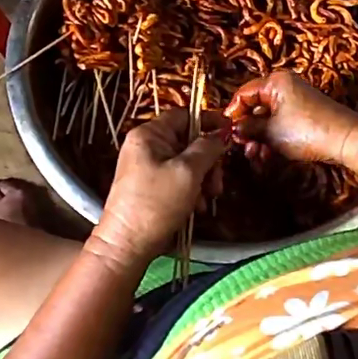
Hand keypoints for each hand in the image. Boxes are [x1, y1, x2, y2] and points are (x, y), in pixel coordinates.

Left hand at [89, 108, 229, 263]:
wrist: (127, 244)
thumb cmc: (155, 204)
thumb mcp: (188, 173)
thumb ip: (207, 148)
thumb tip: (222, 132)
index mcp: (148, 135)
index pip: (183, 115)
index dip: (209, 120)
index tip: (230, 130)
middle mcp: (145, 146)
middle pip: (188, 141)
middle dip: (208, 160)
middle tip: (217, 181)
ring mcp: (146, 166)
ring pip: (186, 162)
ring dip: (203, 179)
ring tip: (207, 199)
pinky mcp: (150, 186)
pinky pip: (178, 179)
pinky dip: (191, 190)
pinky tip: (196, 207)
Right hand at [224, 71, 357, 166]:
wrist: (344, 140)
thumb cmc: (306, 130)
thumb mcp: (270, 131)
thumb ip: (248, 128)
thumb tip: (233, 129)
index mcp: (274, 82)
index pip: (243, 94)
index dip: (232, 114)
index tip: (226, 132)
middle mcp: (283, 87)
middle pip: (254, 107)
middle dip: (247, 130)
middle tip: (242, 146)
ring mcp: (294, 101)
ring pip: (266, 119)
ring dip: (258, 138)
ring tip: (256, 154)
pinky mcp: (302, 116)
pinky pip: (279, 125)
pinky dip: (272, 139)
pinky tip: (268, 155)